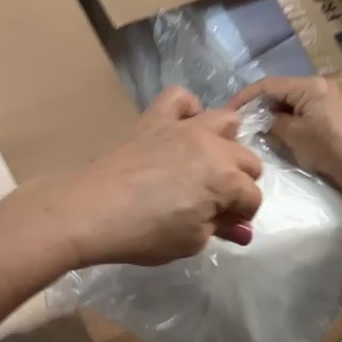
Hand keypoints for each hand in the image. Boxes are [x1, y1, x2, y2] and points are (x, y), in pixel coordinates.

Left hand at [42, 87, 264, 266]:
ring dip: (226, 142)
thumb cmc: (144, 234)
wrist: (89, 212)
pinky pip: (180, 98)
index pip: (252, 197)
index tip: (226, 227)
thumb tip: (238, 227)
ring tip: (209, 162)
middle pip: (247, 160)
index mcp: (226, 179)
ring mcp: (185, 127)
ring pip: (226, 120)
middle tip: (217, 202)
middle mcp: (213, 146)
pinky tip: (182, 130)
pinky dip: (186, 110)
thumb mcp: (191, 242)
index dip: (242, 216)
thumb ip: (219, 228)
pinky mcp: (156, 119)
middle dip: (239, 182)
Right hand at [228, 77, 341, 189]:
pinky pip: (299, 105)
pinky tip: (273, 126)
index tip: (229, 111)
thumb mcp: (292, 134)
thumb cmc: (325, 148)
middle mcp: (317, 83)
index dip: (246, 96)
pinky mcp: (326, 108)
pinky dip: (285, 114)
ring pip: (288, 97)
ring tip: (252, 123)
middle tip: (239, 119)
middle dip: (258, 103)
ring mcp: (324, 95)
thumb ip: (271, 121)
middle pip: (279, 88)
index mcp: (309, 85)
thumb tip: (257, 118)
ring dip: (270, 109)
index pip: (269, 84)